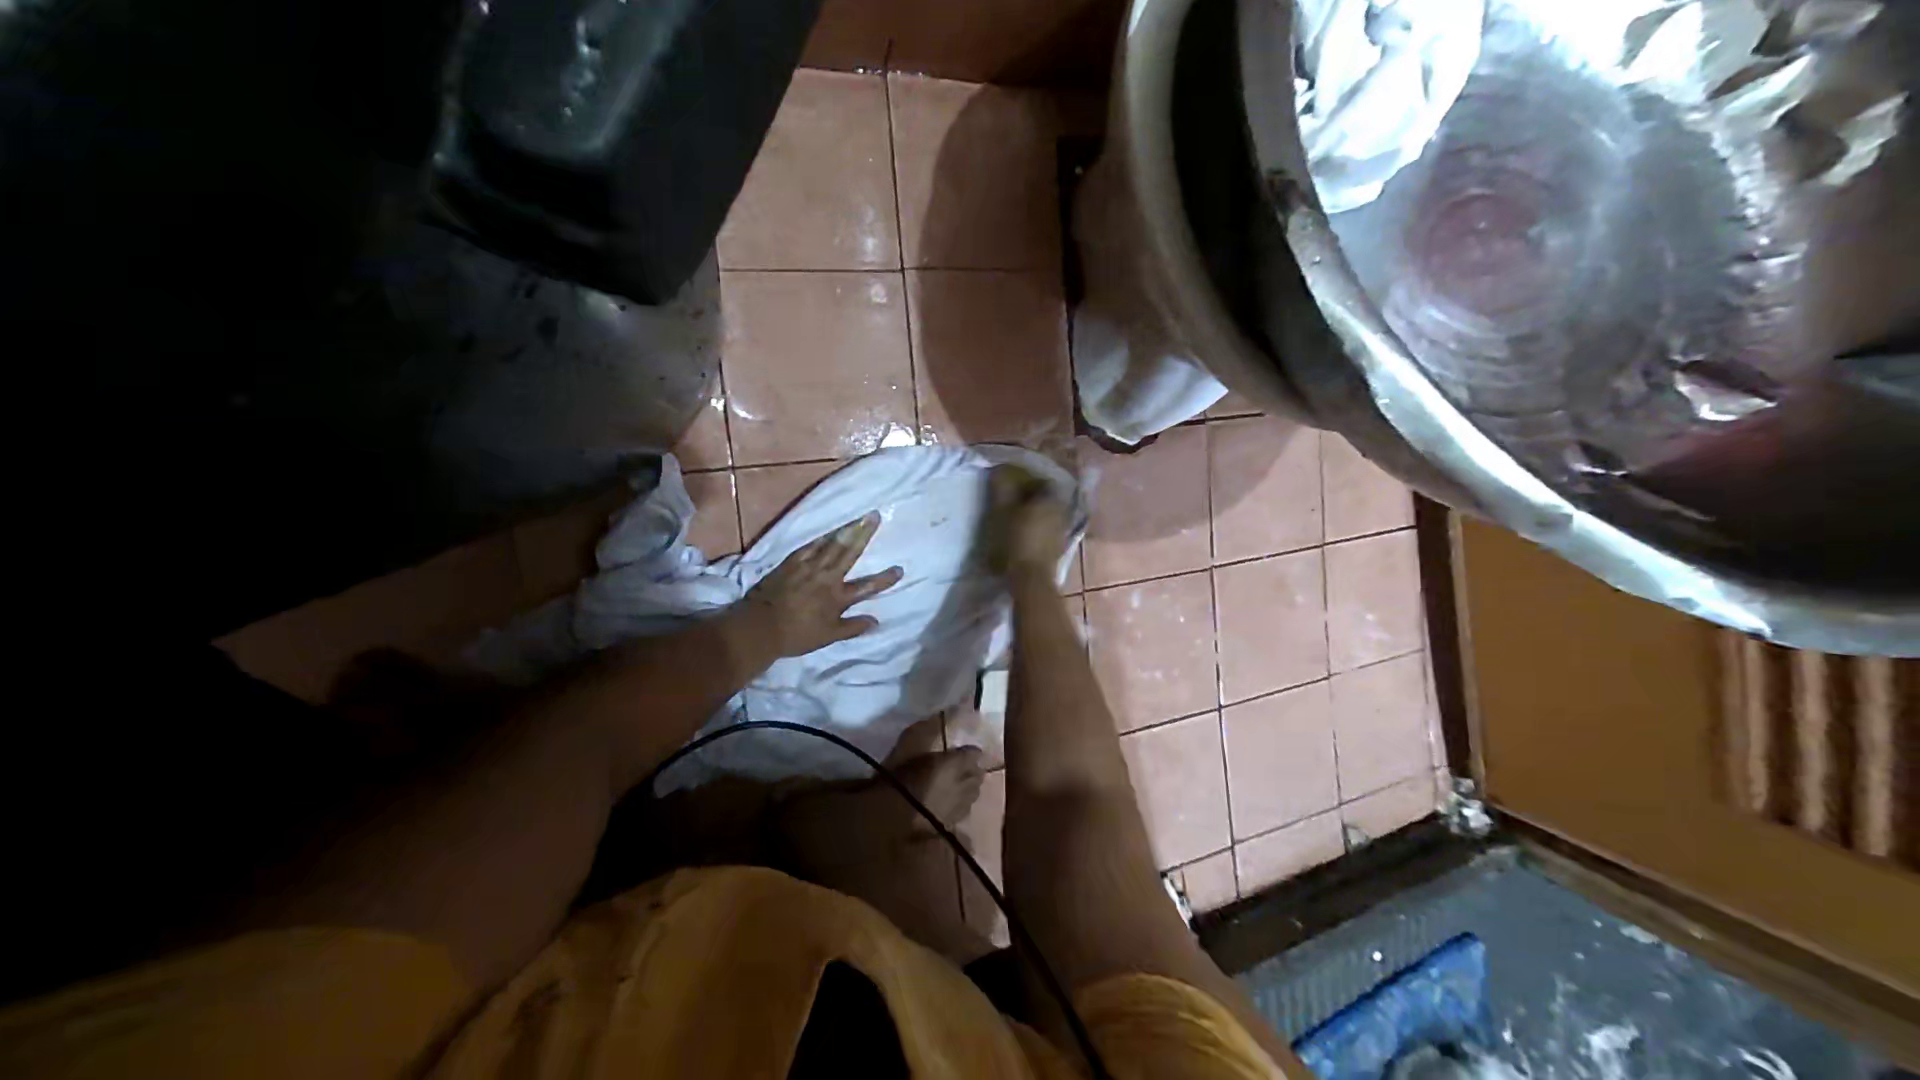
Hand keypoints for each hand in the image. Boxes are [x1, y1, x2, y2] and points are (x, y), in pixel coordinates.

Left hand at [728, 513, 901, 661]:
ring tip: (857, 518)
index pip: (867, 587)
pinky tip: (829, 531)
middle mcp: (826, 578)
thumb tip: (876, 621)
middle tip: (874, 516)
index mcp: (837, 597)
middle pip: (849, 553)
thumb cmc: (796, 635)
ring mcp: (808, 568)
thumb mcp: (828, 636)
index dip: (884, 579)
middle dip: (864, 534)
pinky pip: (810, 546)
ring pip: (830, 545)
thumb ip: (853, 627)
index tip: (900, 569)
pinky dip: (821, 538)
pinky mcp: (791, 563)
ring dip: (845, 530)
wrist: (760, 628)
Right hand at [988, 466, 1071, 579]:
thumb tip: (999, 469)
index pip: (1041, 479)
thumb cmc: (1015, 540)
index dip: (1025, 478)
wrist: (1031, 579)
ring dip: (1033, 513)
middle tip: (1010, 499)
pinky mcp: (1059, 547)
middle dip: (1029, 496)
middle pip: (1045, 496)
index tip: (1010, 482)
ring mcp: (1063, 531)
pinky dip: (1037, 527)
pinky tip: (1024, 533)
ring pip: (1047, 513)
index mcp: (1051, 498)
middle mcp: (1062, 511)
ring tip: (1014, 517)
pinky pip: (1047, 529)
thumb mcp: (1002, 511)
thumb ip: (1002, 488)